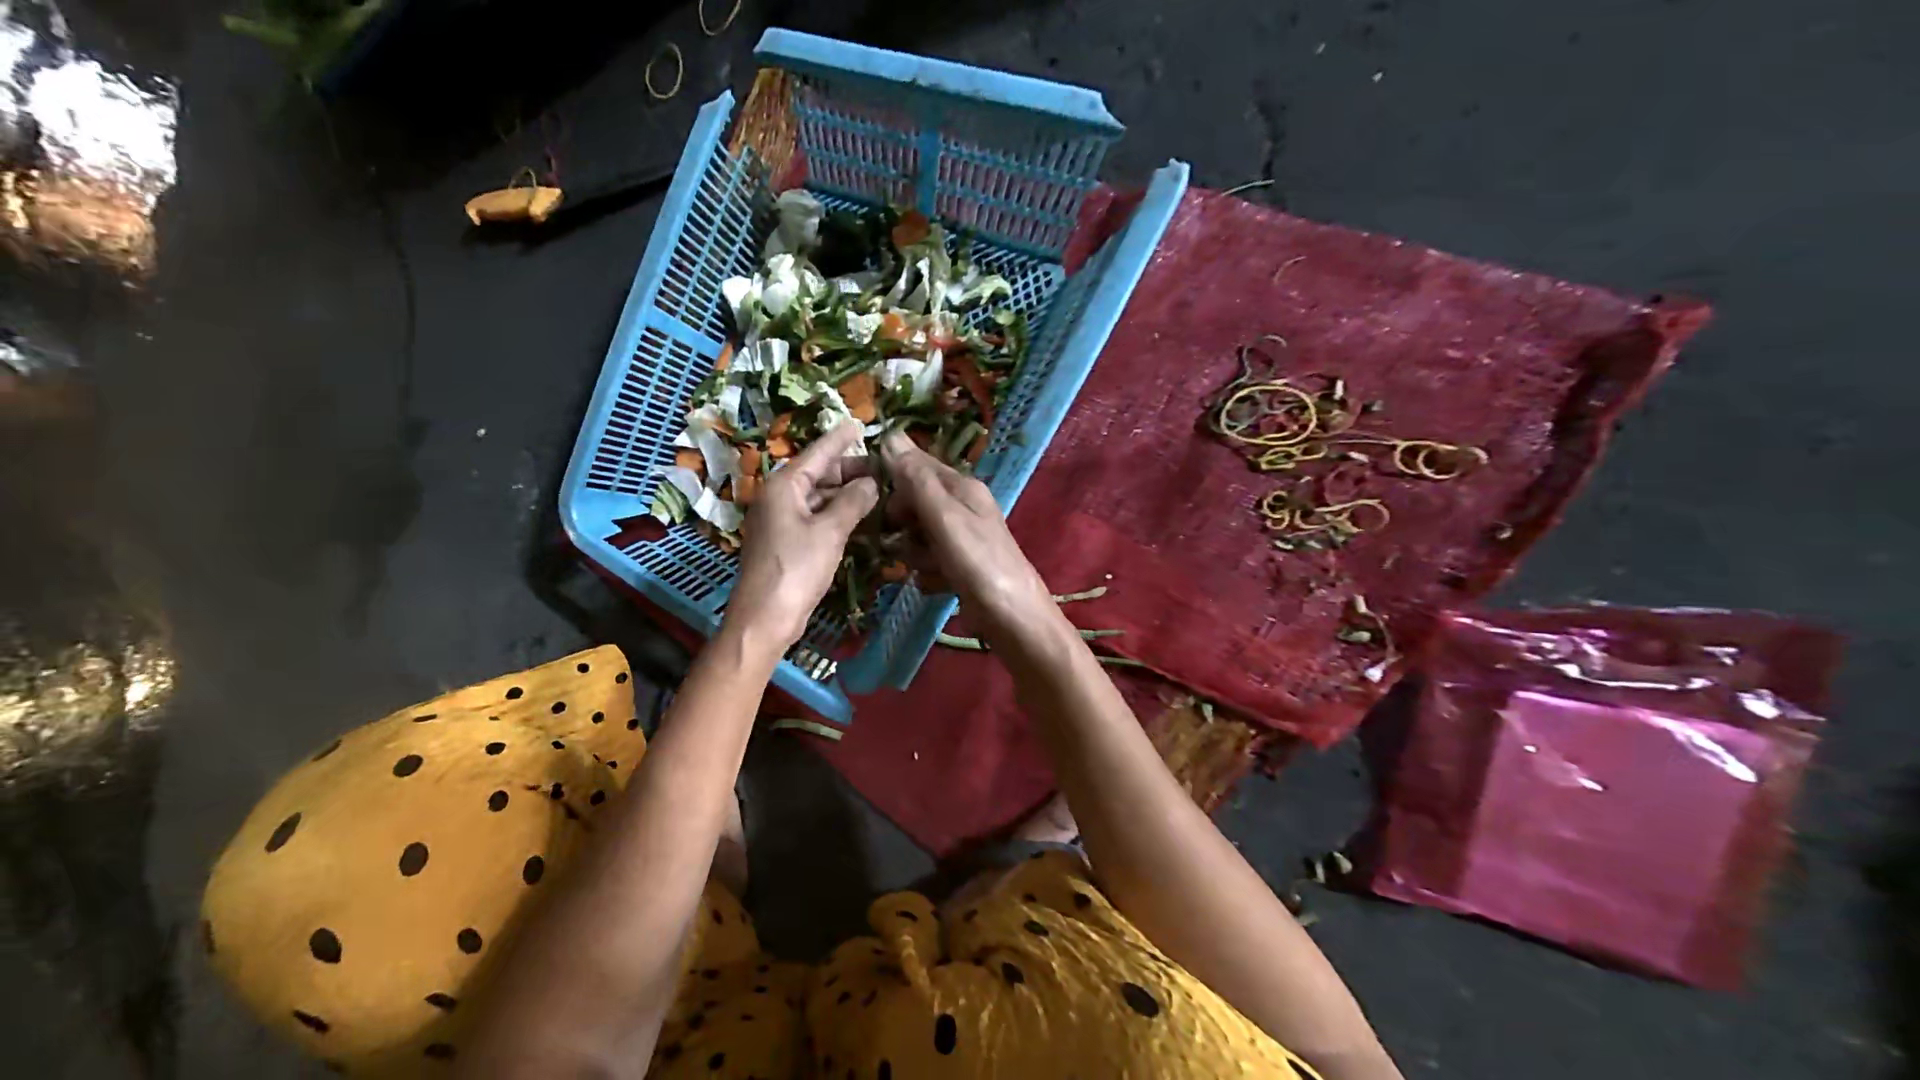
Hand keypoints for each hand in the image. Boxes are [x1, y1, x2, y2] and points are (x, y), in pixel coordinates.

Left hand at [725, 422, 878, 648]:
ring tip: (878, 490)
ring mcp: (782, 520)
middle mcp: (779, 497)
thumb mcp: (830, 531)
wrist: (765, 617)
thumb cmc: (796, 568)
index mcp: (785, 486)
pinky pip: (815, 516)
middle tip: (882, 468)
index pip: (818, 452)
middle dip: (849, 469)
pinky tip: (859, 515)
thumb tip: (872, 482)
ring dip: (845, 493)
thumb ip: (853, 502)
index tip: (860, 424)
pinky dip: (837, 512)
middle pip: (818, 473)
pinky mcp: (787, 541)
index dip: (841, 439)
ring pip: (818, 496)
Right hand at [879, 431, 1054, 636]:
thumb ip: (916, 479)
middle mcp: (962, 507)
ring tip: (926, 567)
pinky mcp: (958, 565)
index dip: (892, 478)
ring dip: (913, 553)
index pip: (916, 465)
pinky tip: (936, 584)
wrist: (1011, 617)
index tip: (872, 498)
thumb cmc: (978, 561)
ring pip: (917, 535)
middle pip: (914, 503)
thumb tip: (890, 433)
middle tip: (903, 539)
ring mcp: (961, 537)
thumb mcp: (943, 516)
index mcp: (962, 486)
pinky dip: (927, 574)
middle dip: (903, 523)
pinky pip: (927, 561)